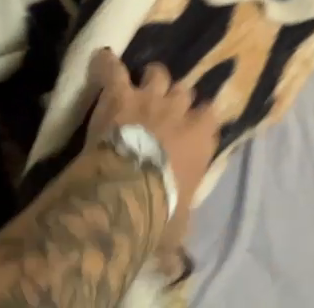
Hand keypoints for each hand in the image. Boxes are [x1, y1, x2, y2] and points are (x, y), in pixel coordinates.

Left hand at [86, 49, 218, 238]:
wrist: (128, 190)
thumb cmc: (161, 209)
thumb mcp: (180, 224)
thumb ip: (181, 224)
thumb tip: (180, 257)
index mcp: (202, 137)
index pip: (210, 116)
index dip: (200, 118)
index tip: (194, 125)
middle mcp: (180, 110)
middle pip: (183, 91)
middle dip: (175, 97)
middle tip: (164, 108)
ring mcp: (150, 98)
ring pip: (157, 74)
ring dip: (150, 78)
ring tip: (142, 82)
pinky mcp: (120, 94)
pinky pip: (114, 70)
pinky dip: (107, 64)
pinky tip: (103, 57)